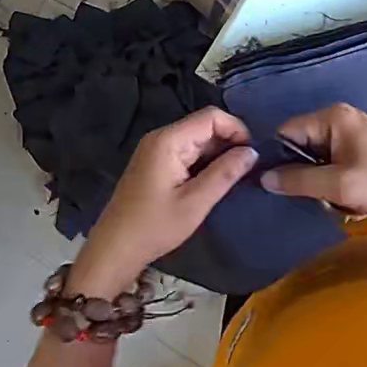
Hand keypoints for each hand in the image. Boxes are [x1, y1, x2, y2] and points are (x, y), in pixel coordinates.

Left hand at [73, 107, 257, 294]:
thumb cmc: (154, 227)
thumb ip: (225, 173)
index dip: (237, 129)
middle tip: (248, 169)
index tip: (252, 154)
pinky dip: (205, 162)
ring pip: (198, 139)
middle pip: (205, 126)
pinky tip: (216, 180)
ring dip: (219, 154)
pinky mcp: (156, 163)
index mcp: (168, 140)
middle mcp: (161, 137)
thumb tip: (252, 152)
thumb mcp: (195, 202)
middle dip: (230, 142)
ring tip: (236, 176)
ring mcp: (156, 149)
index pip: (211, 116)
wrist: (115, 249)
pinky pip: (188, 152)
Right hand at [260, 103, 366, 220]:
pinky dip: (336, 184)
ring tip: (330, 201)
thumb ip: (298, 180)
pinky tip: (345, 201)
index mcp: (332, 117)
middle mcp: (340, 120)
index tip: (267, 186)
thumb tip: (263, 178)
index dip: (275, 158)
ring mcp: (354, 135)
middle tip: (302, 198)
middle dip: (300, 174)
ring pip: (317, 160)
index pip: (285, 132)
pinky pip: (335, 165)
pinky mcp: (364, 152)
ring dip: (320, 183)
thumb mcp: (339, 185)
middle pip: (300, 145)